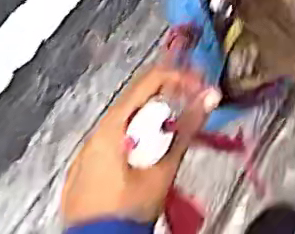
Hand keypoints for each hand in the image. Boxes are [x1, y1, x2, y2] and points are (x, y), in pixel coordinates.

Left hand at [60, 65, 220, 224]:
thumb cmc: (127, 215)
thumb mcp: (163, 171)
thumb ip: (185, 130)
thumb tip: (208, 98)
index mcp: (112, 126)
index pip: (150, 81)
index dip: (179, 78)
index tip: (200, 85)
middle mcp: (95, 133)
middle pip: (139, 100)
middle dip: (169, 103)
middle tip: (192, 110)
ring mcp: (88, 152)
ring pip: (128, 122)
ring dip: (154, 124)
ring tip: (173, 138)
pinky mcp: (86, 172)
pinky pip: (115, 143)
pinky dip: (137, 141)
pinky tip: (149, 157)